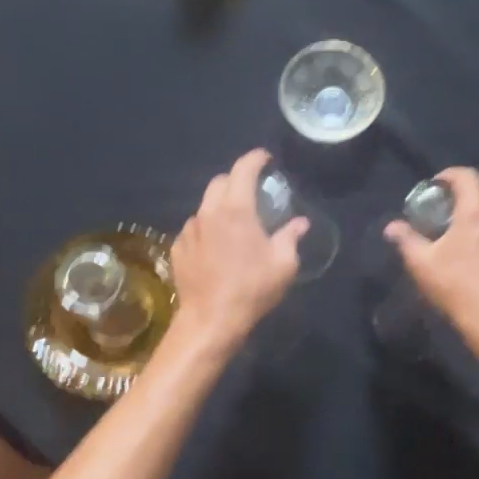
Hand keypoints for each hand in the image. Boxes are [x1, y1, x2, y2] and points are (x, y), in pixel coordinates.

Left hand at [171, 149, 307, 343]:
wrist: (211, 320)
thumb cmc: (252, 289)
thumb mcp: (283, 265)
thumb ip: (290, 237)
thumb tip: (300, 223)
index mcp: (237, 211)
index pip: (243, 170)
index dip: (255, 159)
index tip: (265, 159)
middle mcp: (209, 213)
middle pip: (219, 182)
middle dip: (235, 180)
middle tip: (251, 193)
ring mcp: (190, 231)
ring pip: (205, 206)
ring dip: (220, 207)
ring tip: (233, 225)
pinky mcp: (178, 249)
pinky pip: (194, 229)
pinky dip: (206, 230)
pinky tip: (216, 248)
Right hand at [384, 167, 478, 331]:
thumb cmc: (456, 287)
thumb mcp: (422, 264)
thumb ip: (406, 239)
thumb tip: (392, 226)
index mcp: (475, 213)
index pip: (467, 177)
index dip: (451, 175)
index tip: (438, 185)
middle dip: (463, 211)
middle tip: (447, 229)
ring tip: (467, 250)